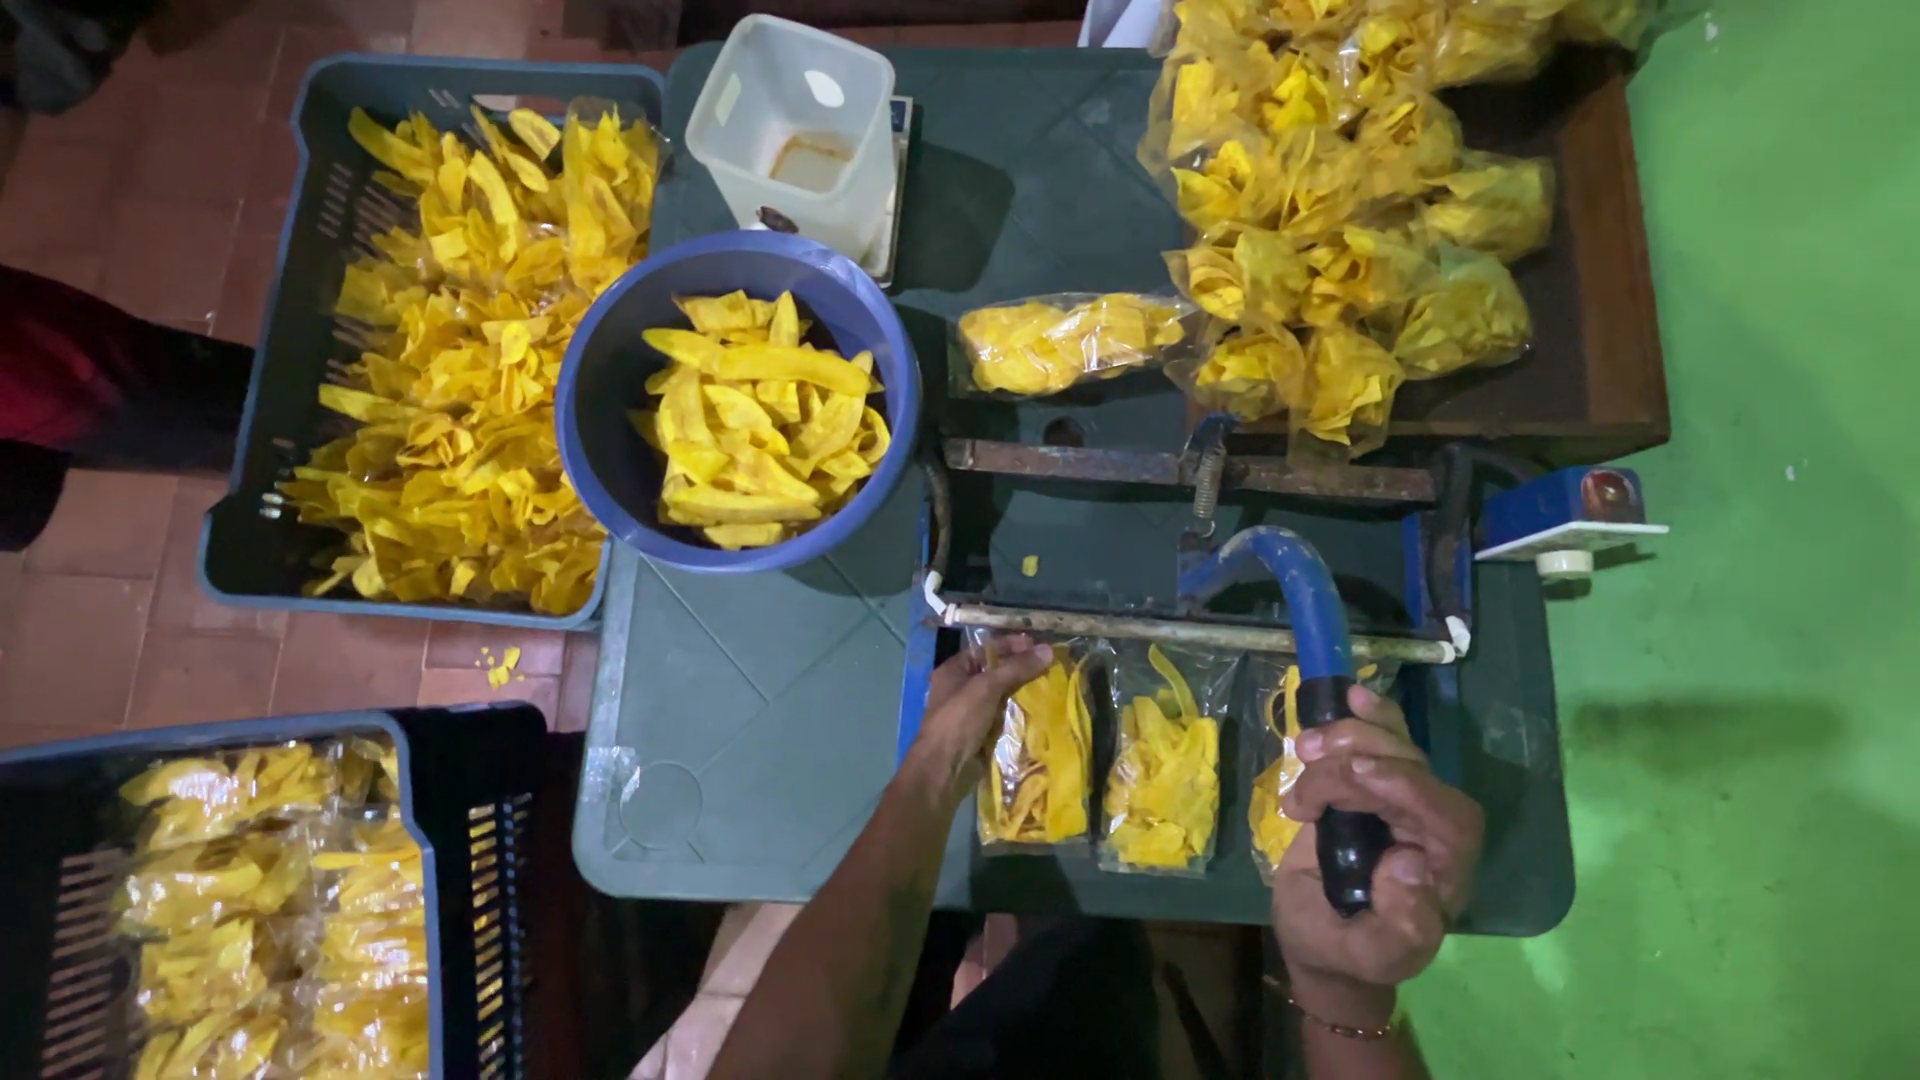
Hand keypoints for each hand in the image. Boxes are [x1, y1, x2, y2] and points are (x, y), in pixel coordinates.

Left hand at [907, 634, 1054, 800]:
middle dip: (1020, 668)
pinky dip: (1020, 712)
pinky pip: (1005, 715)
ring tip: (1050, 684)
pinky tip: (1041, 708)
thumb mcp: (986, 687)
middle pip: (996, 671)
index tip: (1037, 645)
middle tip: (1049, 665)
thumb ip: (1016, 668)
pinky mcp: (983, 732)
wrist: (944, 769)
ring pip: (1003, 694)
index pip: (985, 649)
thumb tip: (1047, 650)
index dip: (1010, 645)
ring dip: (1023, 691)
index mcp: (954, 670)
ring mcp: (972, 711)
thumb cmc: (959, 720)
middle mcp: (962, 688)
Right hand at [1272, 684, 1483, 1021]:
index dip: (1404, 783)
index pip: (1446, 813)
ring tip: (1302, 750)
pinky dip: (1366, 715)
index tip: (1351, 773)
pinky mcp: (1371, 786)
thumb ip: (1399, 925)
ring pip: (1392, 747)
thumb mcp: (1366, 952)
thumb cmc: (1344, 950)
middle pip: (1414, 768)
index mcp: (1444, 869)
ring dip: (1346, 734)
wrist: (1319, 937)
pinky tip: (1346, 695)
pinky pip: (1379, 741)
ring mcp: (1401, 802)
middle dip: (1359, 754)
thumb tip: (1412, 862)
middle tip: (1303, 766)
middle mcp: (1432, 829)